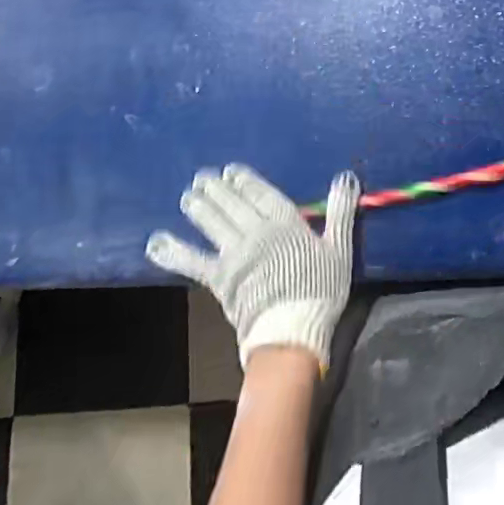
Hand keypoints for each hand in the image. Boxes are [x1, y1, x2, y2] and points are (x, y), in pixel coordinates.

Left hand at [147, 165, 358, 366]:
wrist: (294, 332)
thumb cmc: (321, 291)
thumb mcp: (339, 249)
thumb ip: (340, 212)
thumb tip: (346, 177)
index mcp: (284, 222)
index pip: (259, 192)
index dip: (243, 180)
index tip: (231, 172)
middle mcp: (255, 230)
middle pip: (231, 202)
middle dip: (216, 188)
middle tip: (203, 178)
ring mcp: (233, 252)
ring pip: (211, 221)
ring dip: (198, 206)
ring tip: (188, 196)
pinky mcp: (218, 276)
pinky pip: (192, 259)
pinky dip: (173, 250)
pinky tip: (156, 241)